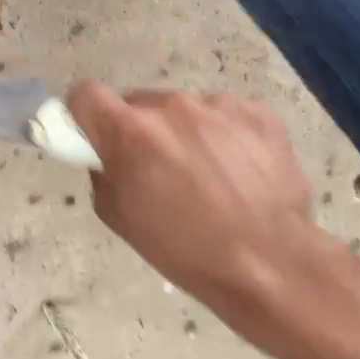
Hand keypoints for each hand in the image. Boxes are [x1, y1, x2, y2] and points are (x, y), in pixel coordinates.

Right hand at [68, 83, 329, 317]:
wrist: (272, 264)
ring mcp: (218, 106)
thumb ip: (104, 172)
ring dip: (187, 134)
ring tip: (211, 178)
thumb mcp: (120, 219)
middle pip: (140, 104)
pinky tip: (240, 173)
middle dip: (143, 131)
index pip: (87, 94)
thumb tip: (108, 154)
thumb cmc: (186, 250)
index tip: (96, 136)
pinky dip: (226, 137)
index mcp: (131, 132)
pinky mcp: (258, 112)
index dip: (86, 114)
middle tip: (161, 171)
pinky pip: (226, 116)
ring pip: (185, 111)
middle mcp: (171, 107)